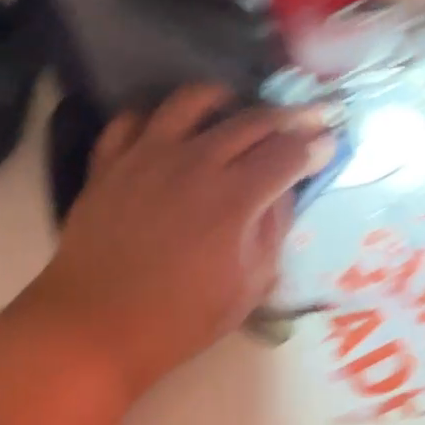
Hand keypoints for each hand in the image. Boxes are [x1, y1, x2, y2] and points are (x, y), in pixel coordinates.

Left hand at [20, 85, 336, 396]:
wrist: (96, 325)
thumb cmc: (179, 319)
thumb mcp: (247, 287)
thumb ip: (272, 231)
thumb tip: (281, 191)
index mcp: (233, 197)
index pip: (286, 152)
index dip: (314, 143)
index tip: (328, 140)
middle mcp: (193, 162)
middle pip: (249, 120)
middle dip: (286, 116)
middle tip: (302, 118)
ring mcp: (145, 156)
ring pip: (190, 100)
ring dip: (222, 99)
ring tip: (232, 107)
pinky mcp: (108, 162)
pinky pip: (132, 119)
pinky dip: (155, 116)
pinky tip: (166, 129)